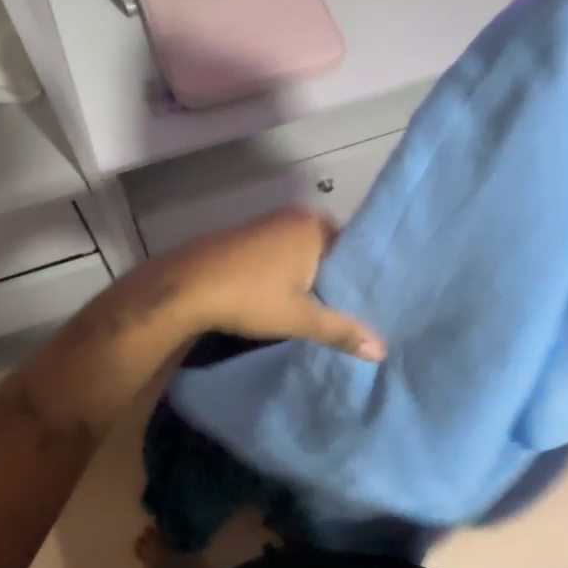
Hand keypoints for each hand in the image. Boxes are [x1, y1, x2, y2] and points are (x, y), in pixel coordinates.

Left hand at [116, 206, 385, 360]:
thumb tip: (382, 350)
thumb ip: (342, 331)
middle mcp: (294, 216)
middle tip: (347, 311)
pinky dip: (283, 273)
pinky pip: (278, 254)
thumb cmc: (251, 296)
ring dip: (306, 278)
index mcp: (315, 227)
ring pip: (300, 253)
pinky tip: (281, 298)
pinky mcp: (244, 237)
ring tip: (319, 310)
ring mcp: (266, 224)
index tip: (369, 302)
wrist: (185, 286)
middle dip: (332, 278)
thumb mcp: (300, 318)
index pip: (353, 248)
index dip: (359, 276)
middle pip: (327, 251)